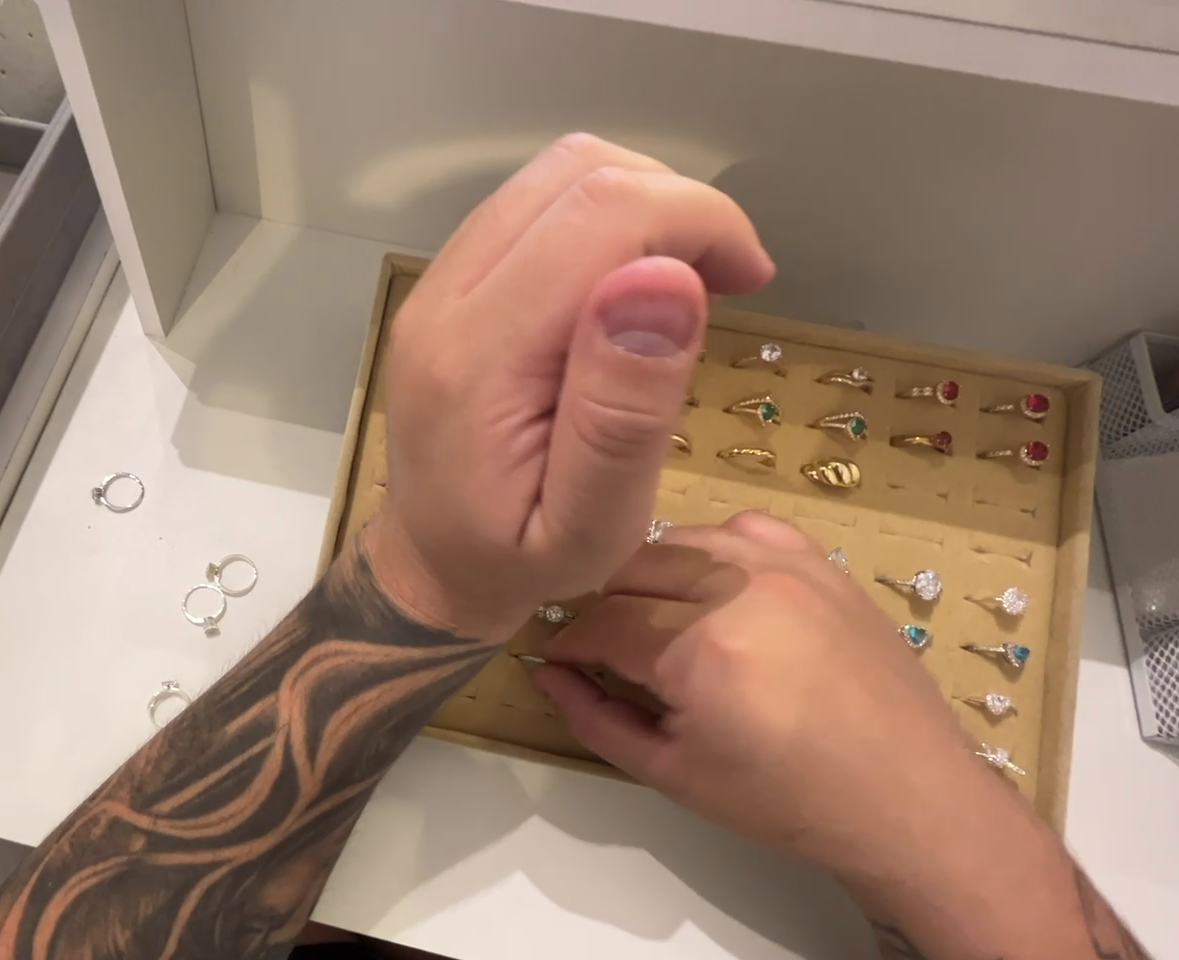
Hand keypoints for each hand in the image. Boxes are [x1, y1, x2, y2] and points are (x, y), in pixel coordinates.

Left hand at [363, 134, 772, 640]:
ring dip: (636, 208)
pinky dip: (594, 224)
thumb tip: (663, 279)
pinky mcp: (441, 294)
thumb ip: (620, 415)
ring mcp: (432, 292)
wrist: (432, 563)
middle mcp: (440, 304)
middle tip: (719, 283)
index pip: (598, 217)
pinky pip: (525, 214)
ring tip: (674, 289)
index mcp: (475, 360)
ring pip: (548, 182)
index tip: (747, 280)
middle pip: (573, 176)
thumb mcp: (588, 526)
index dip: (696, 219)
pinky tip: (619, 291)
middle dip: (673, 204)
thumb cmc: (515, 560)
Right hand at [529, 512, 1025, 882]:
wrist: (910, 802)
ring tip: (649, 616)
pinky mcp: (820, 564)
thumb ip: (593, 718)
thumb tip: (544, 674)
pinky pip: (741, 530)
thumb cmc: (782, 800)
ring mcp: (786, 568)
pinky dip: (710, 551)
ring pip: (678, 541)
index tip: (560, 660)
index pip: (601, 623)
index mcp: (701, 651)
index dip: (569, 643)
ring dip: (647, 575)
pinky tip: (711, 588)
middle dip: (601, 607)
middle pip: (630, 570)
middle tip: (602, 646)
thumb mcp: (669, 773)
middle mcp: (739, 591)